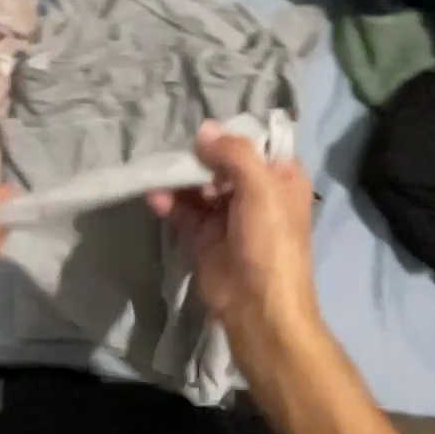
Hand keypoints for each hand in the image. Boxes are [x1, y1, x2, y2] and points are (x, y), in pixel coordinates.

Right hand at [149, 120, 317, 342]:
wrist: (256, 304)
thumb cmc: (270, 243)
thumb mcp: (261, 189)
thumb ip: (234, 155)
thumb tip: (203, 130)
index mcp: (280, 178)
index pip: (254, 145)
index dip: (229, 136)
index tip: (201, 129)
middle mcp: (254, 193)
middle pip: (220, 164)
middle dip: (196, 158)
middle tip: (172, 152)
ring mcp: (226, 215)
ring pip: (198, 187)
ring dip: (178, 181)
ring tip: (157, 174)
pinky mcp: (203, 236)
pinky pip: (183, 212)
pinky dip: (168, 203)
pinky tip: (154, 196)